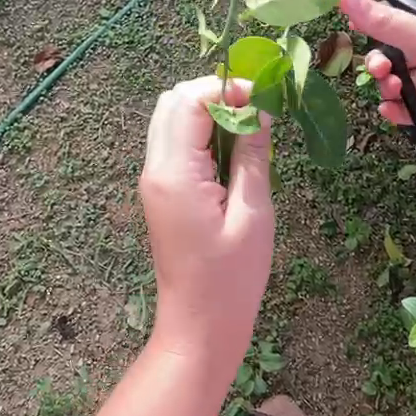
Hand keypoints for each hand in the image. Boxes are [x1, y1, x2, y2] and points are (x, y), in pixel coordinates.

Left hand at [139, 76, 274, 361]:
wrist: (198, 328)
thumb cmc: (231, 279)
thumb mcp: (253, 214)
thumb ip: (252, 155)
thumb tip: (260, 108)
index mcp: (175, 173)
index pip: (190, 100)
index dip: (226, 88)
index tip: (262, 98)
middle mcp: (155, 168)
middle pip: (174, 100)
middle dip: (215, 92)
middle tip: (255, 108)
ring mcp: (153, 178)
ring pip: (171, 116)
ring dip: (206, 108)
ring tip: (246, 125)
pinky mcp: (159, 189)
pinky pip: (174, 139)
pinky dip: (200, 130)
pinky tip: (230, 147)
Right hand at [339, 0, 415, 144]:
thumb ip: (388, 24)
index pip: (400, 14)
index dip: (376, 22)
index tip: (354, 32)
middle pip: (401, 49)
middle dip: (384, 61)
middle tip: (379, 73)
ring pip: (410, 78)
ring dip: (394, 86)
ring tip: (392, 96)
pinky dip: (406, 109)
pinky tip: (391, 114)